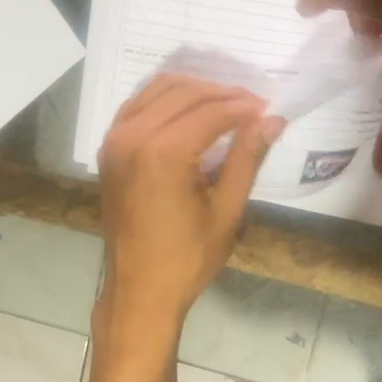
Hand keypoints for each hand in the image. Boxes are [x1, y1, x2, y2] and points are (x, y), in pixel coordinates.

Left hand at [98, 75, 284, 320]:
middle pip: (183, 93)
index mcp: (163, 153)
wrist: (140, 290)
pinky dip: (165, 101)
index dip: (242, 108)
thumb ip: (247, 160)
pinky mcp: (109, 149)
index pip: (210, 112)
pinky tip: (188, 112)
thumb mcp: (226, 212)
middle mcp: (133, 136)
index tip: (268, 109)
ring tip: (224, 105)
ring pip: (157, 91)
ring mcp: (115, 140)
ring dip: (193, 91)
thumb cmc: (188, 260)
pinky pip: (137, 106)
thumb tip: (272, 122)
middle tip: (251, 105)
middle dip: (220, 94)